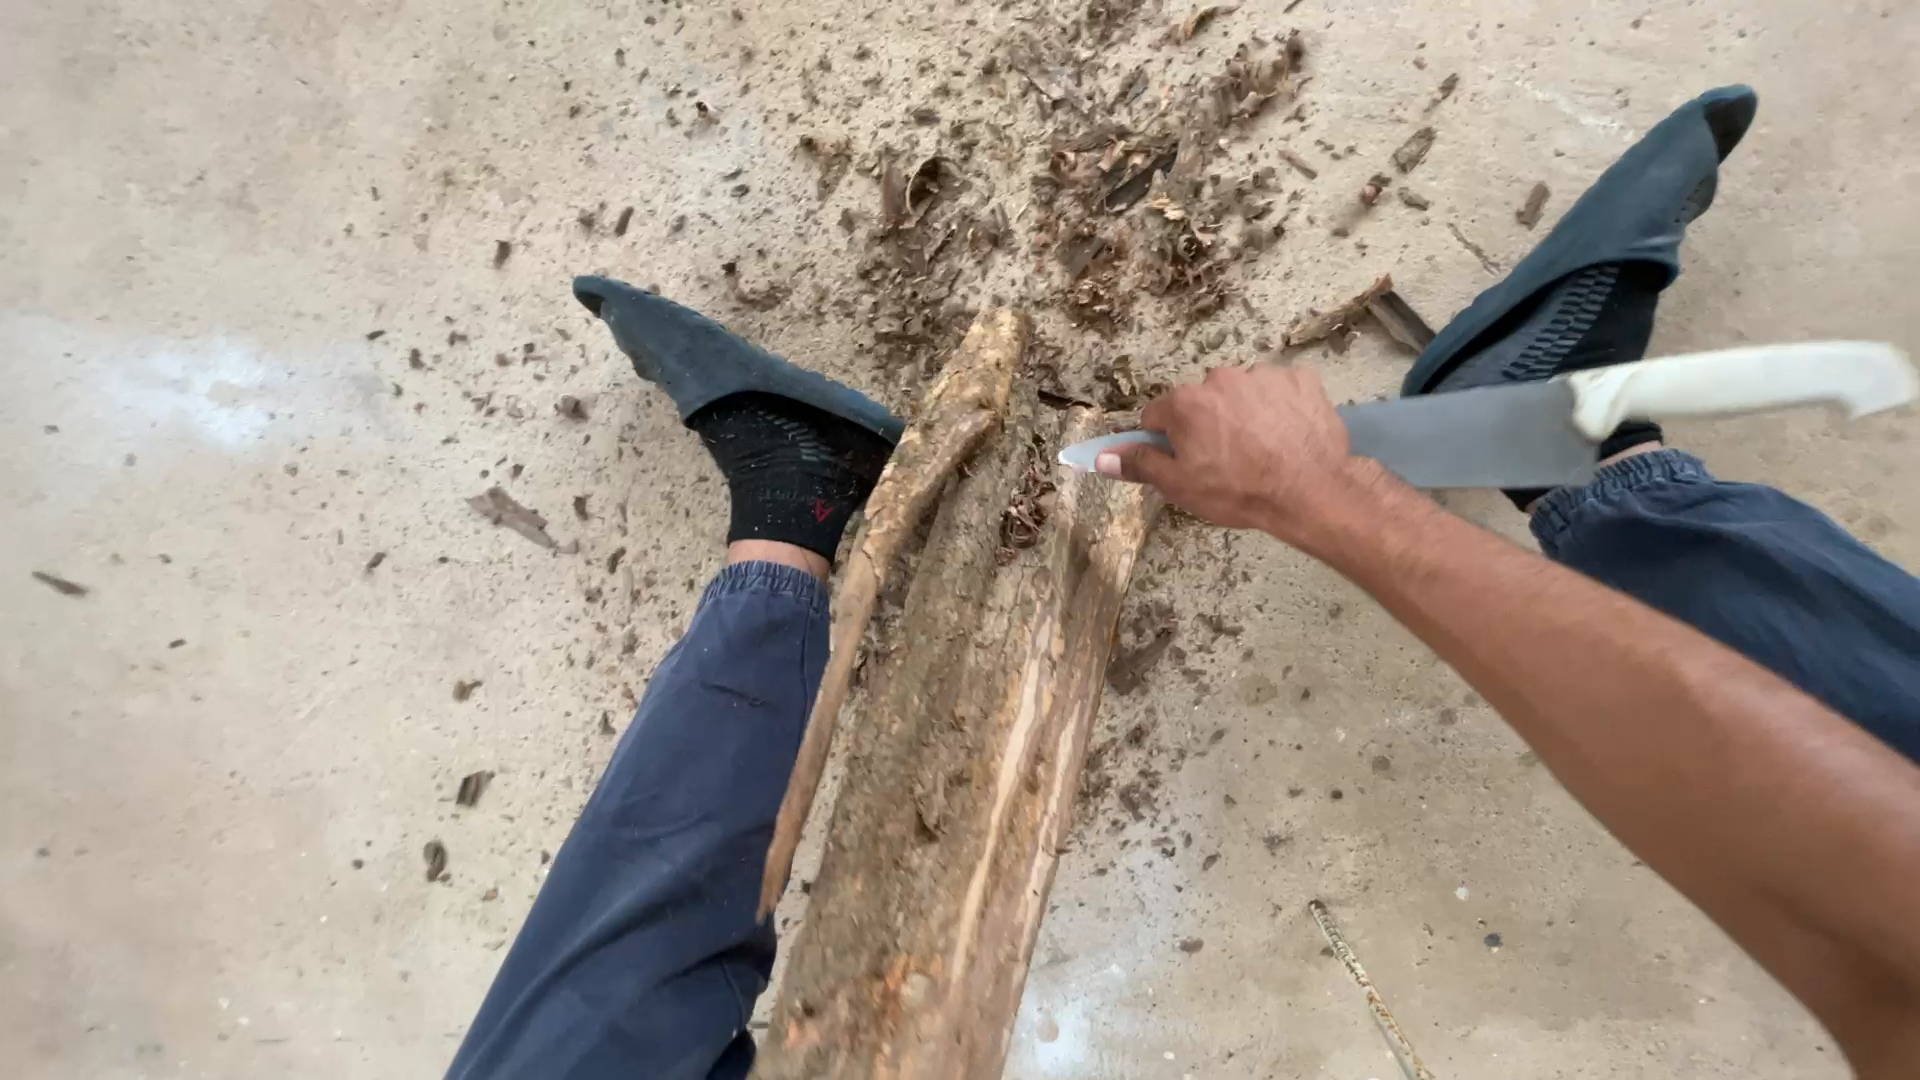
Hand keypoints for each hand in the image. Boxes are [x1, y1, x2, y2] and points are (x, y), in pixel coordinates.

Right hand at [1097, 364, 1391, 541]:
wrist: (1310, 491)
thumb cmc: (1237, 491)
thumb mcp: (1179, 485)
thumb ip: (1140, 464)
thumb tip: (1102, 457)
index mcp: (1185, 403)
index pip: (1157, 416)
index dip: (1166, 441)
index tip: (1183, 460)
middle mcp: (1219, 378)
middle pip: (1199, 401)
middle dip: (1205, 424)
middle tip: (1223, 460)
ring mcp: (1262, 375)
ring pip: (1238, 394)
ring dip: (1241, 414)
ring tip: (1259, 450)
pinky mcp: (1300, 379)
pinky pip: (1277, 389)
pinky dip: (1276, 407)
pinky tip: (1284, 435)